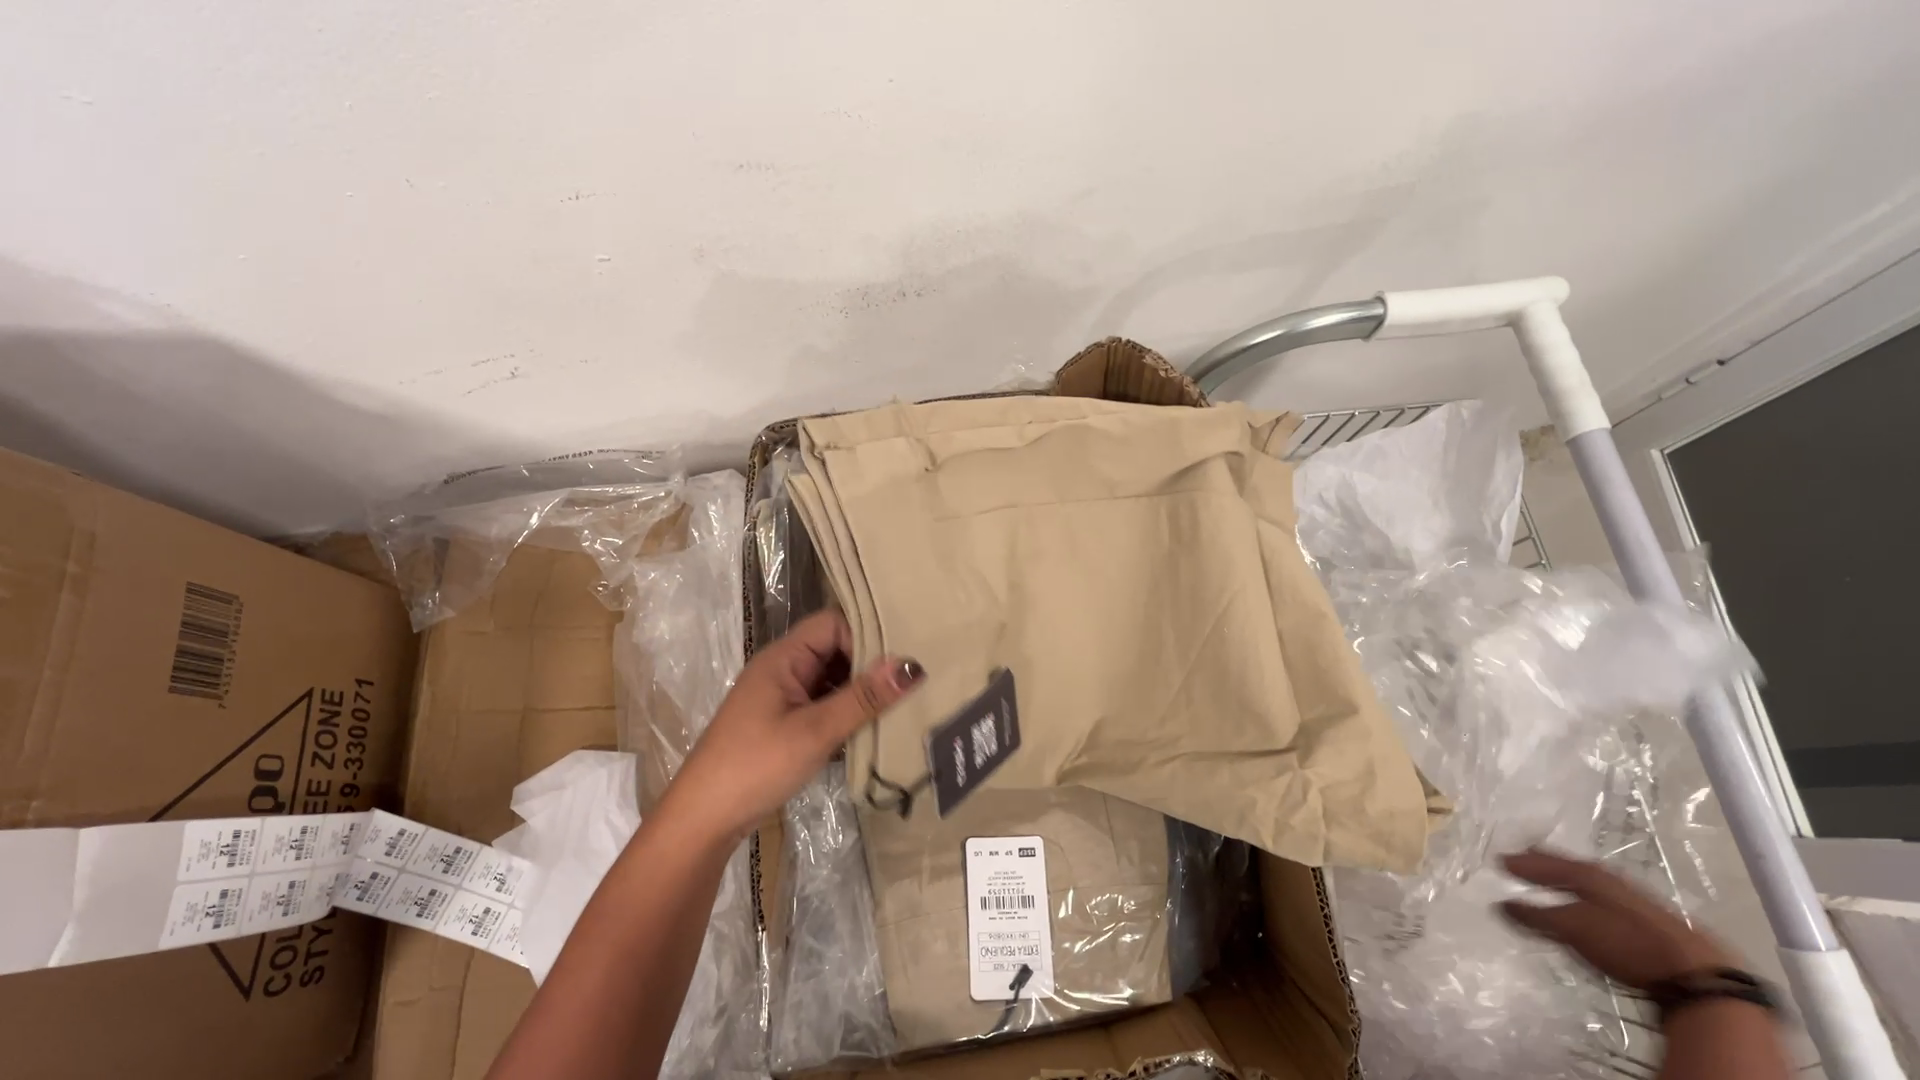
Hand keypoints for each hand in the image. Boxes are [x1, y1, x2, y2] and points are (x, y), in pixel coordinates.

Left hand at [659, 610, 924, 843]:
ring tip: (899, 710)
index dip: (866, 637)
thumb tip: (911, 666)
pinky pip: (823, 706)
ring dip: (860, 694)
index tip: (898, 664)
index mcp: (784, 658)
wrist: (704, 818)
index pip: (833, 623)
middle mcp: (782, 669)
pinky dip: (846, 716)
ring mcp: (781, 698)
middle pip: (835, 649)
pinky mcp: (783, 725)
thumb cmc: (757, 766)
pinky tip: (872, 734)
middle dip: (869, 666)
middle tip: (910, 686)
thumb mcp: (816, 731)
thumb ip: (863, 698)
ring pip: (831, 680)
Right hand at [1499, 849, 1734, 989]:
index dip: (1526, 863)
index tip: (1501, 860)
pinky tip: (1587, 909)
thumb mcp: (1575, 928)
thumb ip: (1538, 916)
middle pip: (1573, 867)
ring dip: (1569, 881)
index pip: (1551, 863)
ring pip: (1593, 884)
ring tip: (1551, 882)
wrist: (1697, 976)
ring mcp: (1635, 903)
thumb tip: (1501, 904)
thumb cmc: (1628, 944)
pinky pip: (1607, 901)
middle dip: (1548, 863)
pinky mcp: (1651, 925)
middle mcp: (1612, 883)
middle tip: (1525, 857)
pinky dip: (1588, 899)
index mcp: (1592, 876)